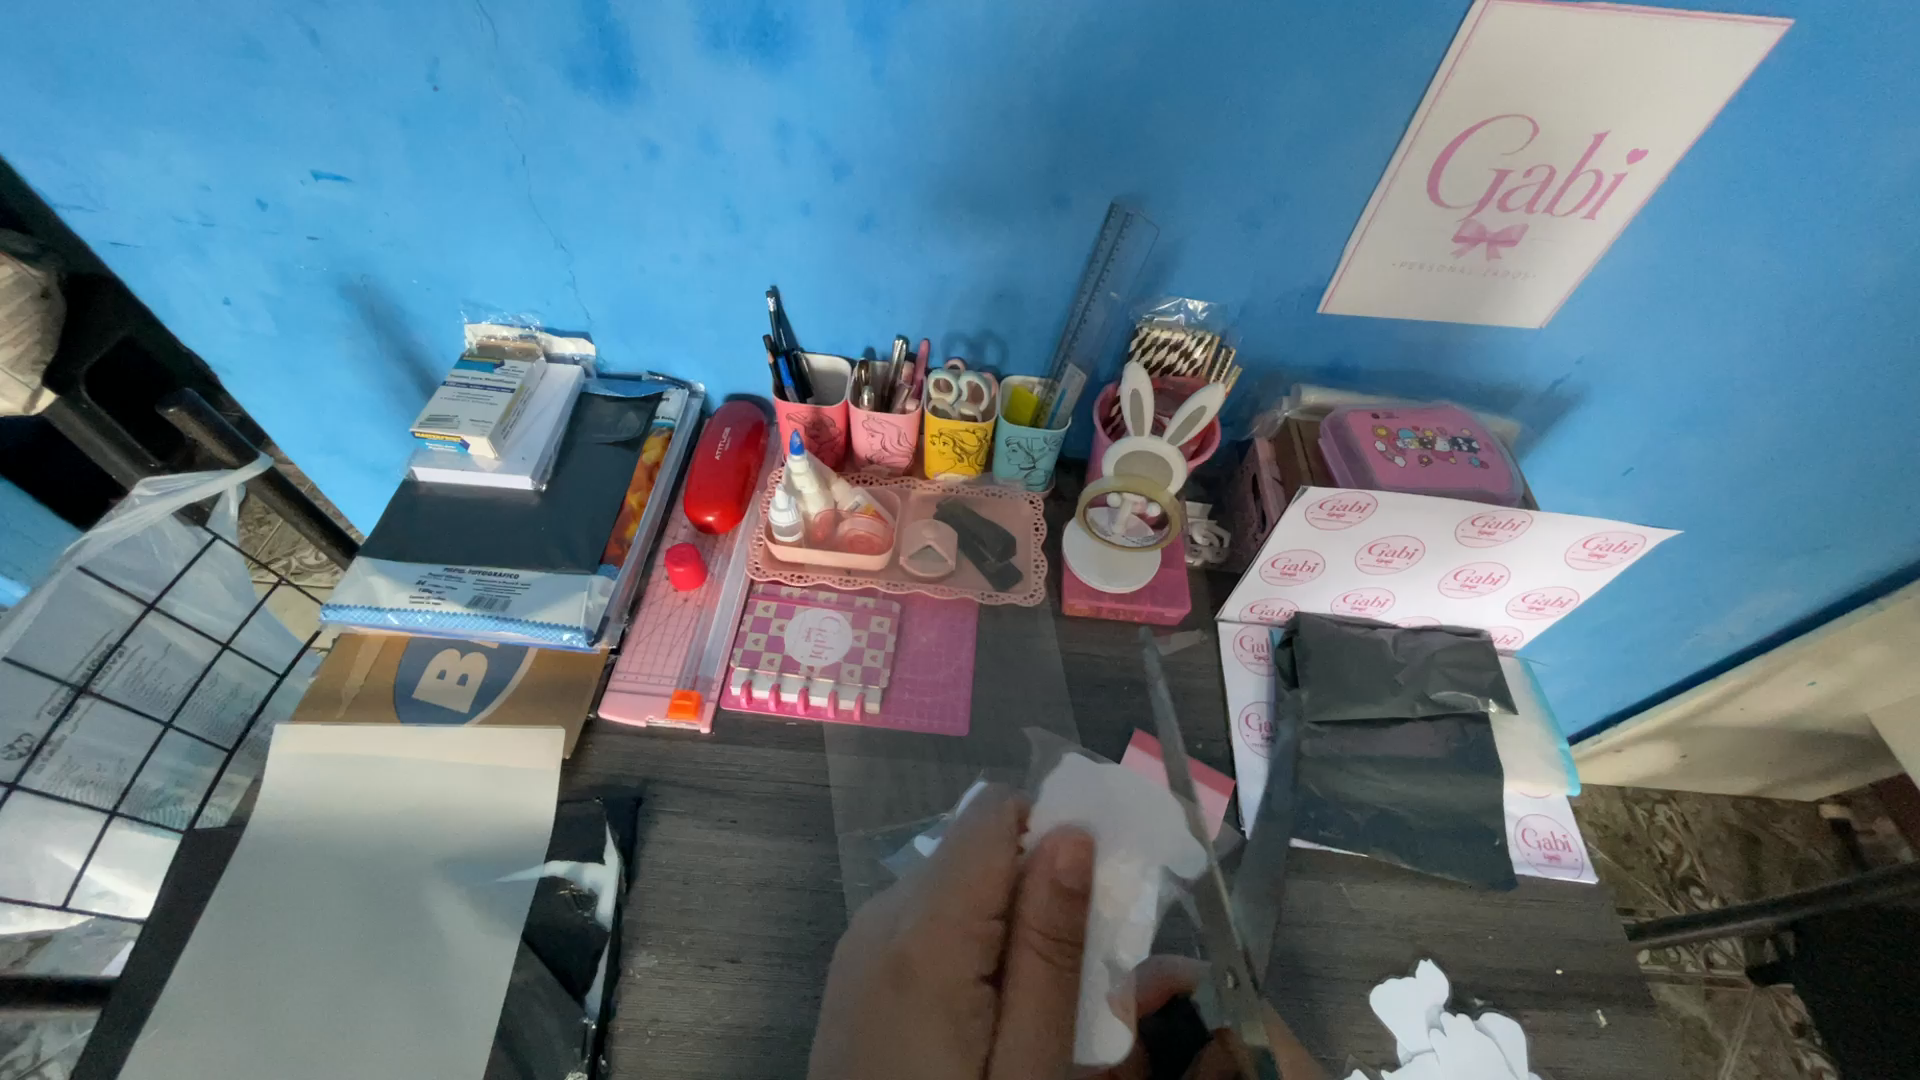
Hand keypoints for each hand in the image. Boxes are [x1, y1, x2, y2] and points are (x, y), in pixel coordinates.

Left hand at [807, 785, 1096, 1079]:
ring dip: (1021, 925)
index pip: (996, 811)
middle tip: (1103, 969)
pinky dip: (981, 948)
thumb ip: (1050, 946)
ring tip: (1068, 1003)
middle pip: (982, 850)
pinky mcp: (861, 970)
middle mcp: (883, 913)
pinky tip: (1010, 1011)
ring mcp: (864, 941)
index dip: (1055, 834)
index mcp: (923, 930)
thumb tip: (1072, 833)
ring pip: (962, 888)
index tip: (1102, 895)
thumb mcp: (1030, 1070)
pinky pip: (933, 925)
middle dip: (1048, 890)